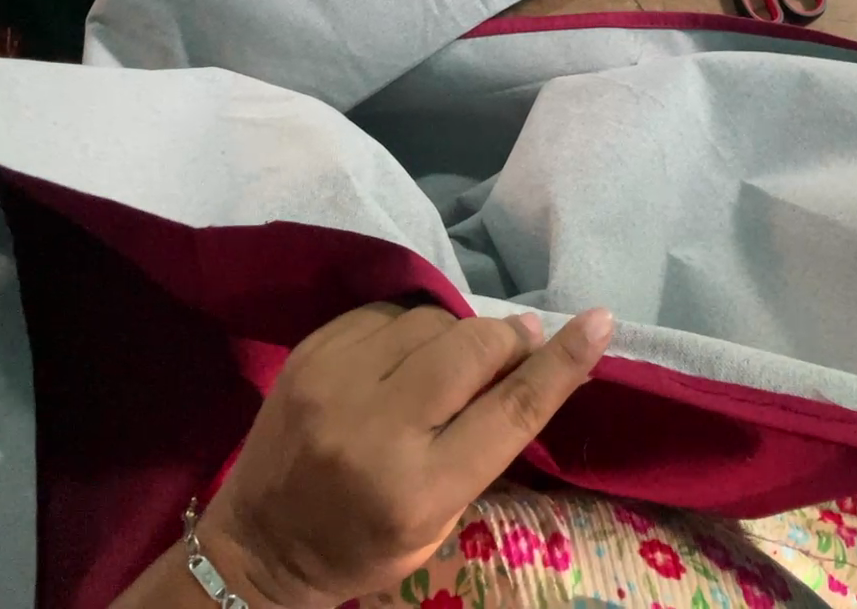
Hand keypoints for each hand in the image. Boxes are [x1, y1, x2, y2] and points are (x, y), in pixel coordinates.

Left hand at [196, 303, 614, 608]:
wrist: (257, 544)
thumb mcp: (441, 516)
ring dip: (455, 334)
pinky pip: (387, 312)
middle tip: (517, 343)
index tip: (599, 321)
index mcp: (418, 488)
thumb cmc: (364, 544)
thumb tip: (536, 360)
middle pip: (472, 348)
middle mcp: (376, 430)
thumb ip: (489, 441)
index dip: (562, 361)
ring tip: (448, 361)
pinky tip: (403, 355)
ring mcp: (335, 383)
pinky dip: (410, 328)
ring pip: (431, 320)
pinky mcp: (310, 353)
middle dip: (507, 338)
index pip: (511, 409)